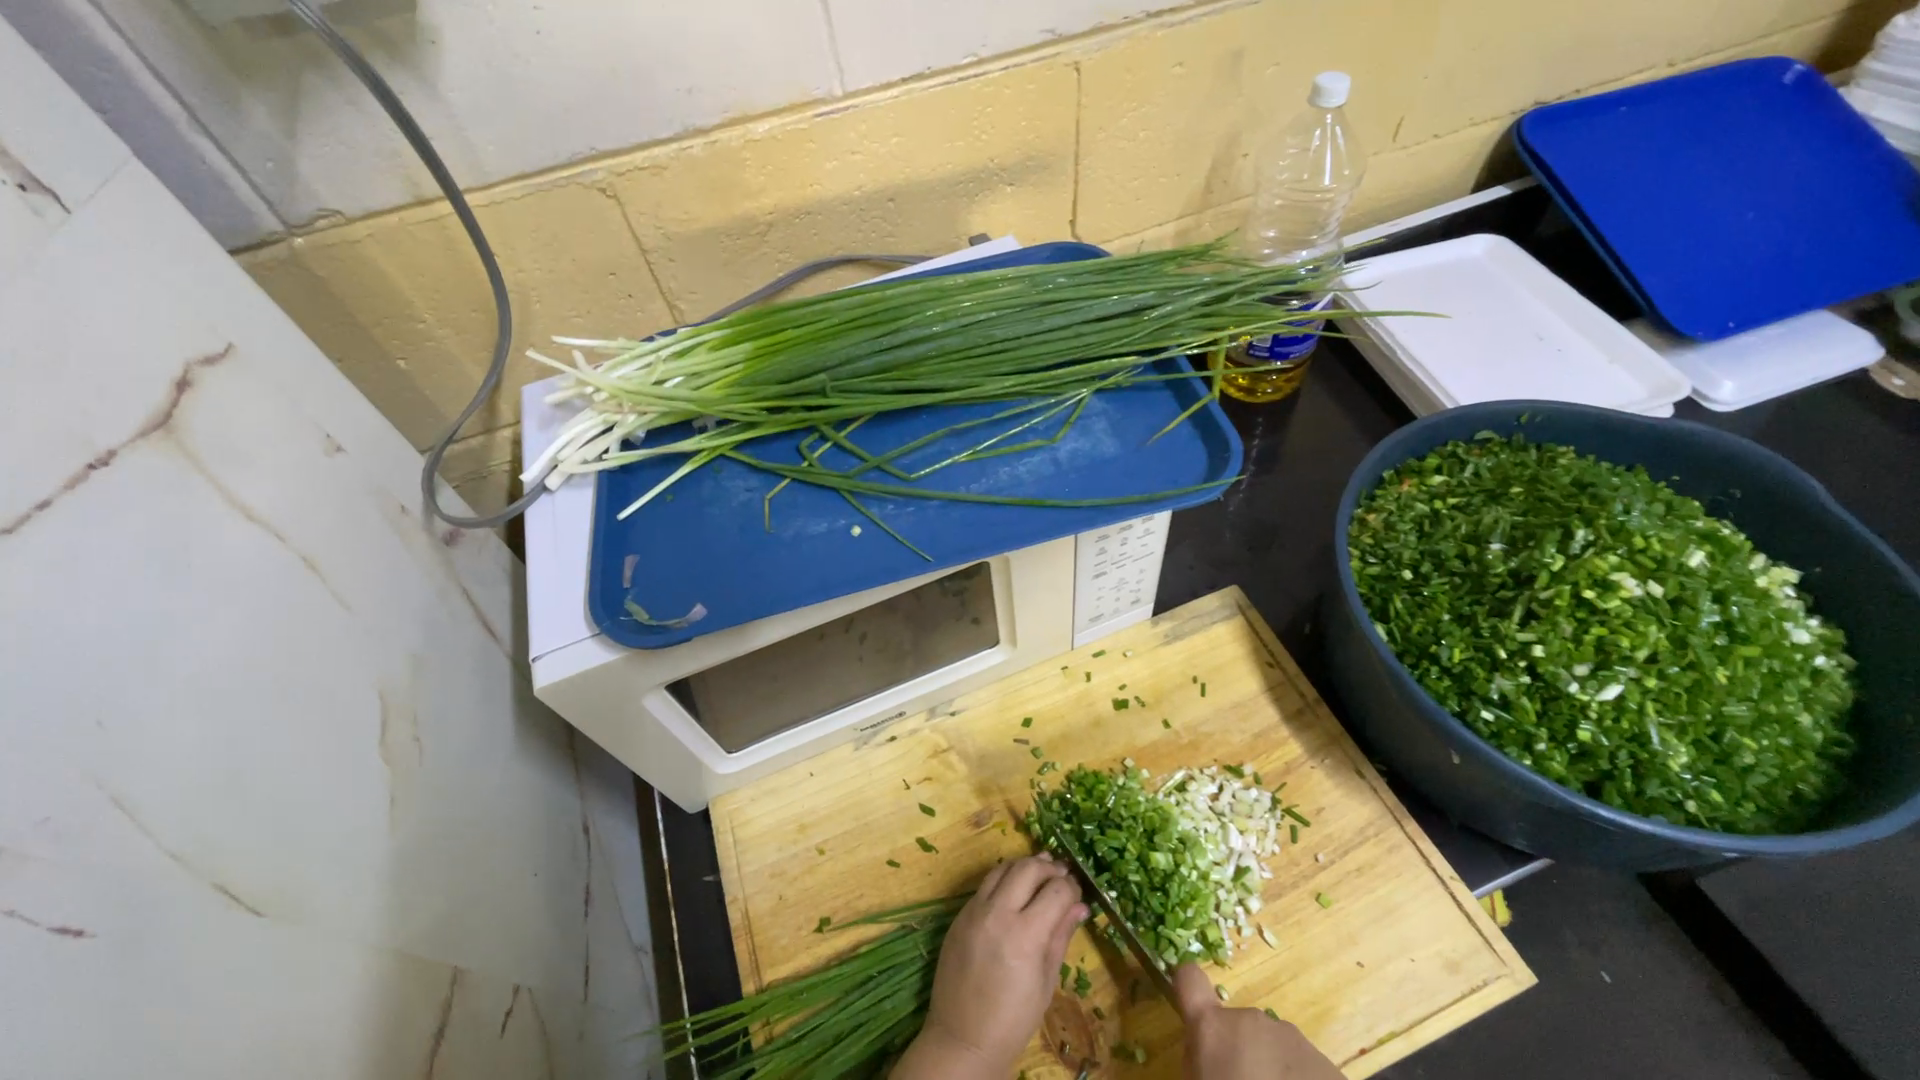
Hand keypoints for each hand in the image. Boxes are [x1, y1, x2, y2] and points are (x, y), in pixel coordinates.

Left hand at [891, 854, 1086, 1079]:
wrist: (963, 1037)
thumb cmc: (1013, 1018)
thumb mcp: (1046, 980)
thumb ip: (1061, 936)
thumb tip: (1081, 906)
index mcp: (1025, 934)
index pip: (1056, 890)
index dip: (1072, 888)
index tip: (1078, 895)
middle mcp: (997, 913)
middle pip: (1028, 868)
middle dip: (1050, 868)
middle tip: (1062, 876)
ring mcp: (974, 911)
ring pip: (1003, 868)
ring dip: (1025, 866)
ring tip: (1040, 874)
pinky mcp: (958, 915)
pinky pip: (984, 885)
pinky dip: (1004, 880)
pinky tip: (1015, 891)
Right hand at [1172, 963, 1343, 1079]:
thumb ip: (1195, 1060)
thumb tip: (1202, 1048)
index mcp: (1212, 1027)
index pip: (1189, 979)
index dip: (1186, 985)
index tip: (1189, 1003)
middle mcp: (1250, 1019)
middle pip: (1234, 1024)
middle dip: (1235, 1049)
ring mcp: (1288, 1035)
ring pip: (1268, 1044)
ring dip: (1266, 1065)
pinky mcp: (1321, 1059)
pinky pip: (1297, 1063)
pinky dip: (1294, 1079)